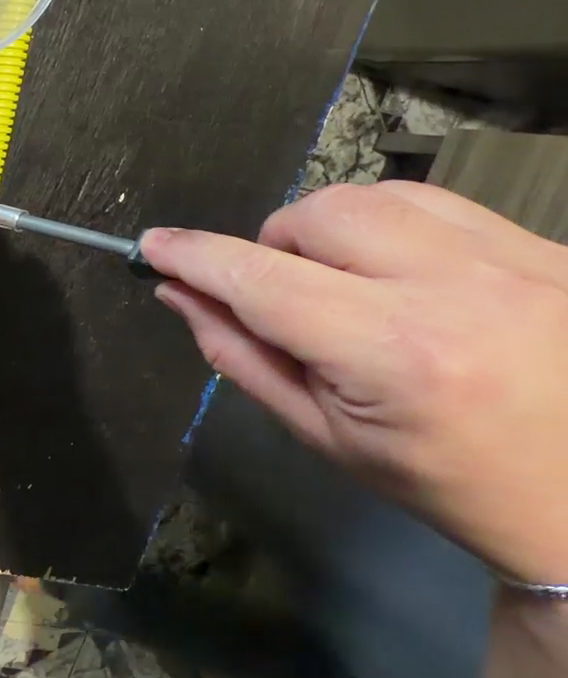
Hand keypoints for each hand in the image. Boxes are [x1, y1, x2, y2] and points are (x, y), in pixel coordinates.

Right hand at [142, 181, 567, 585]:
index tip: (151, 246)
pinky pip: (442, 205)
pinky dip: (393, 226)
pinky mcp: (554, 254)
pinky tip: (401, 270)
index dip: (194, 257)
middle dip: (273, 243)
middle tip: (282, 290)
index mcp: (395, 354)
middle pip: (321, 215)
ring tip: (344, 278)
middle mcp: (462, 293)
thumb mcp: (321, 431)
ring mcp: (524, 266)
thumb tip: (178, 292)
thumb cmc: (443, 480)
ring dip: (332, 229)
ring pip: (380, 197)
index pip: (260, 280)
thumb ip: (239, 353)